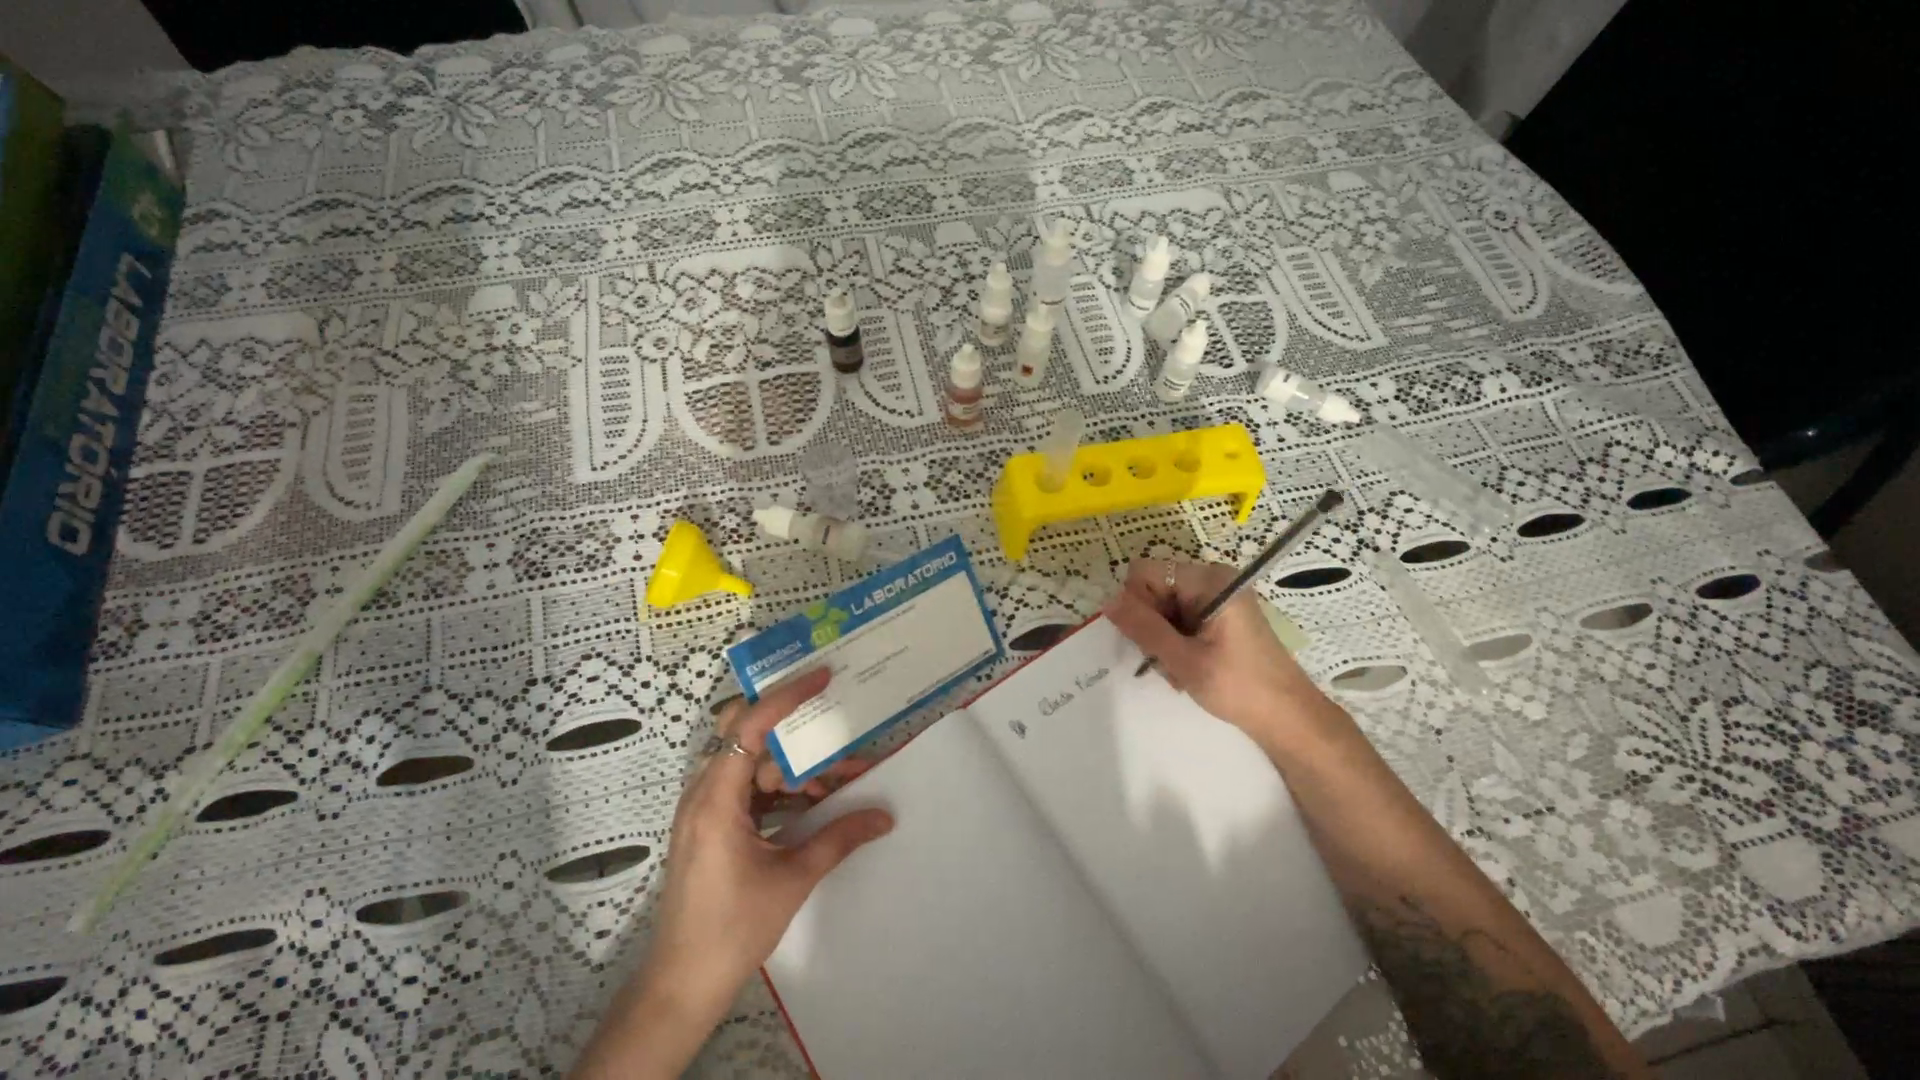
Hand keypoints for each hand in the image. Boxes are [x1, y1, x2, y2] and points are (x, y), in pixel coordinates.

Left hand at [573, 669, 891, 1077]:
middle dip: (800, 741)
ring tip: (839, 785)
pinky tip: (815, 807)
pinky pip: (749, 796)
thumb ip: (839, 838)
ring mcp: (704, 813)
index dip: (786, 697)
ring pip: (754, 771)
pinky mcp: (709, 830)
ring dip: (795, 774)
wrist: (684, 982)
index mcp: (716, 798)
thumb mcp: (792, 878)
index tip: (821, 678)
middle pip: (752, 743)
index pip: (751, 727)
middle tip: (842, 742)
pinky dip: (781, 796)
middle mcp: (703, 795)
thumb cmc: (732, 927)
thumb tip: (884, 816)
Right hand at [1103, 558, 1337, 746]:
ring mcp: (1219, 596)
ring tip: (1181, 669)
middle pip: (1155, 588)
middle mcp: (1213, 578)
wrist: (1287, 716)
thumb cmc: (1238, 687)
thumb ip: (1144, 627)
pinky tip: (1189, 667)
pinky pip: (1182, 617)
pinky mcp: (1222, 614)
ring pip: (1165, 606)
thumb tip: (1107, 601)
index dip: (1136, 603)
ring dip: (1163, 638)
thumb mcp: (1183, 660)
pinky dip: (1177, 641)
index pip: (1145, 572)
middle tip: (1168, 661)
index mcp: (1208, 580)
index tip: (1150, 639)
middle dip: (1151, 624)